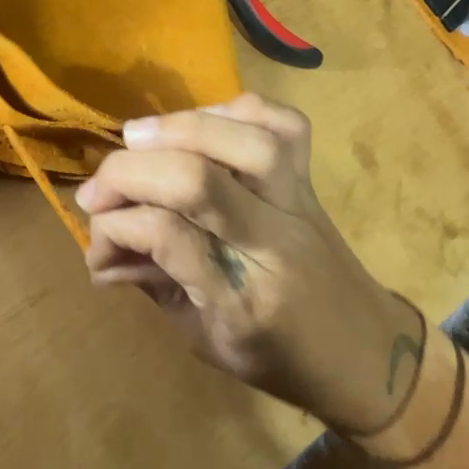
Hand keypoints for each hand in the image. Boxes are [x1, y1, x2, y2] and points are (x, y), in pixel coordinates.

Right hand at [75, 94, 425, 433]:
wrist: (373, 357)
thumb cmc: (280, 359)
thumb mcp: (206, 340)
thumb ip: (152, 284)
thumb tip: (98, 249)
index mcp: (243, 301)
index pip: (168, 239)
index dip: (117, 228)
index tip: (97, 243)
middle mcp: (273, 244)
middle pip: (200, 182)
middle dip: (131, 173)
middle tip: (96, 191)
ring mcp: (298, 204)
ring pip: (248, 142)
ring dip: (178, 127)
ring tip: (134, 137)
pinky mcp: (308, 181)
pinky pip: (285, 125)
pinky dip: (236, 109)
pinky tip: (199, 122)